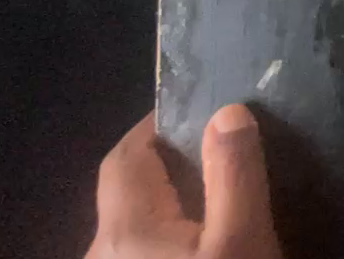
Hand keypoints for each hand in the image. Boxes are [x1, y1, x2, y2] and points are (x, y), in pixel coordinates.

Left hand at [86, 105, 282, 258]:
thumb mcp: (242, 232)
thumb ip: (234, 172)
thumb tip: (228, 111)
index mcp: (126, 228)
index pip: (125, 157)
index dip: (157, 123)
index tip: (205, 100)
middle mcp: (101, 249)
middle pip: (130, 186)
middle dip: (174, 154)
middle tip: (229, 139)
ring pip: (138, 214)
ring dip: (176, 187)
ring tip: (227, 179)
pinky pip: (142, 239)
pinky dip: (173, 216)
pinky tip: (210, 225)